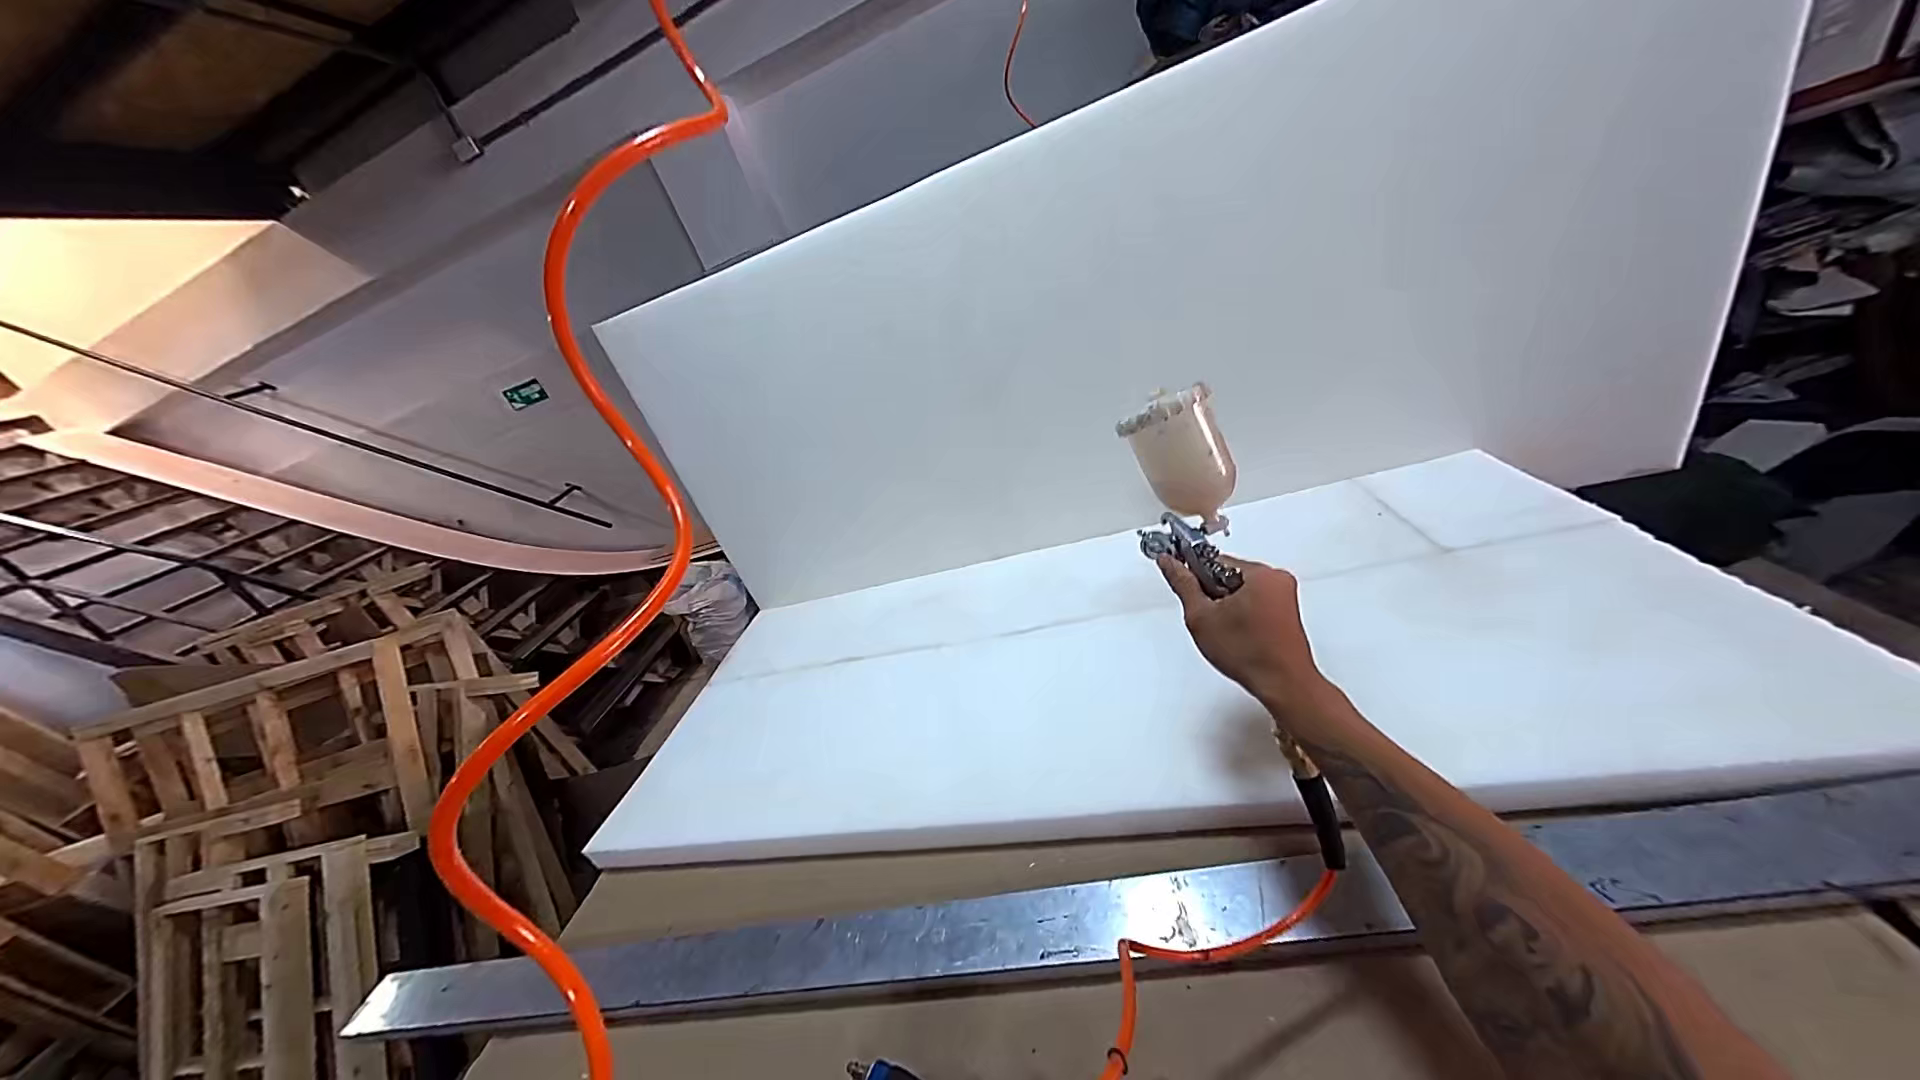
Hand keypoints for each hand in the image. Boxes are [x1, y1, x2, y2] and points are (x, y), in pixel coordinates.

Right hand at [1157, 555, 1332, 716]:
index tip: (1183, 582)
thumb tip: (1170, 564)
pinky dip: (1240, 613)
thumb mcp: (1202, 617)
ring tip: (1225, 629)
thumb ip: (1183, 584)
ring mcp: (1284, 595)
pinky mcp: (1285, 610)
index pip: (1213, 560)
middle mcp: (1277, 579)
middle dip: (1212, 593)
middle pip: (1227, 573)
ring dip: (1226, 604)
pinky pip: (1254, 600)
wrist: (1282, 684)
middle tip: (1208, 617)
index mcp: (1261, 574)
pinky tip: (1237, 632)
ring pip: (1239, 588)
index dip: (1194, 576)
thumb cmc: (1252, 654)